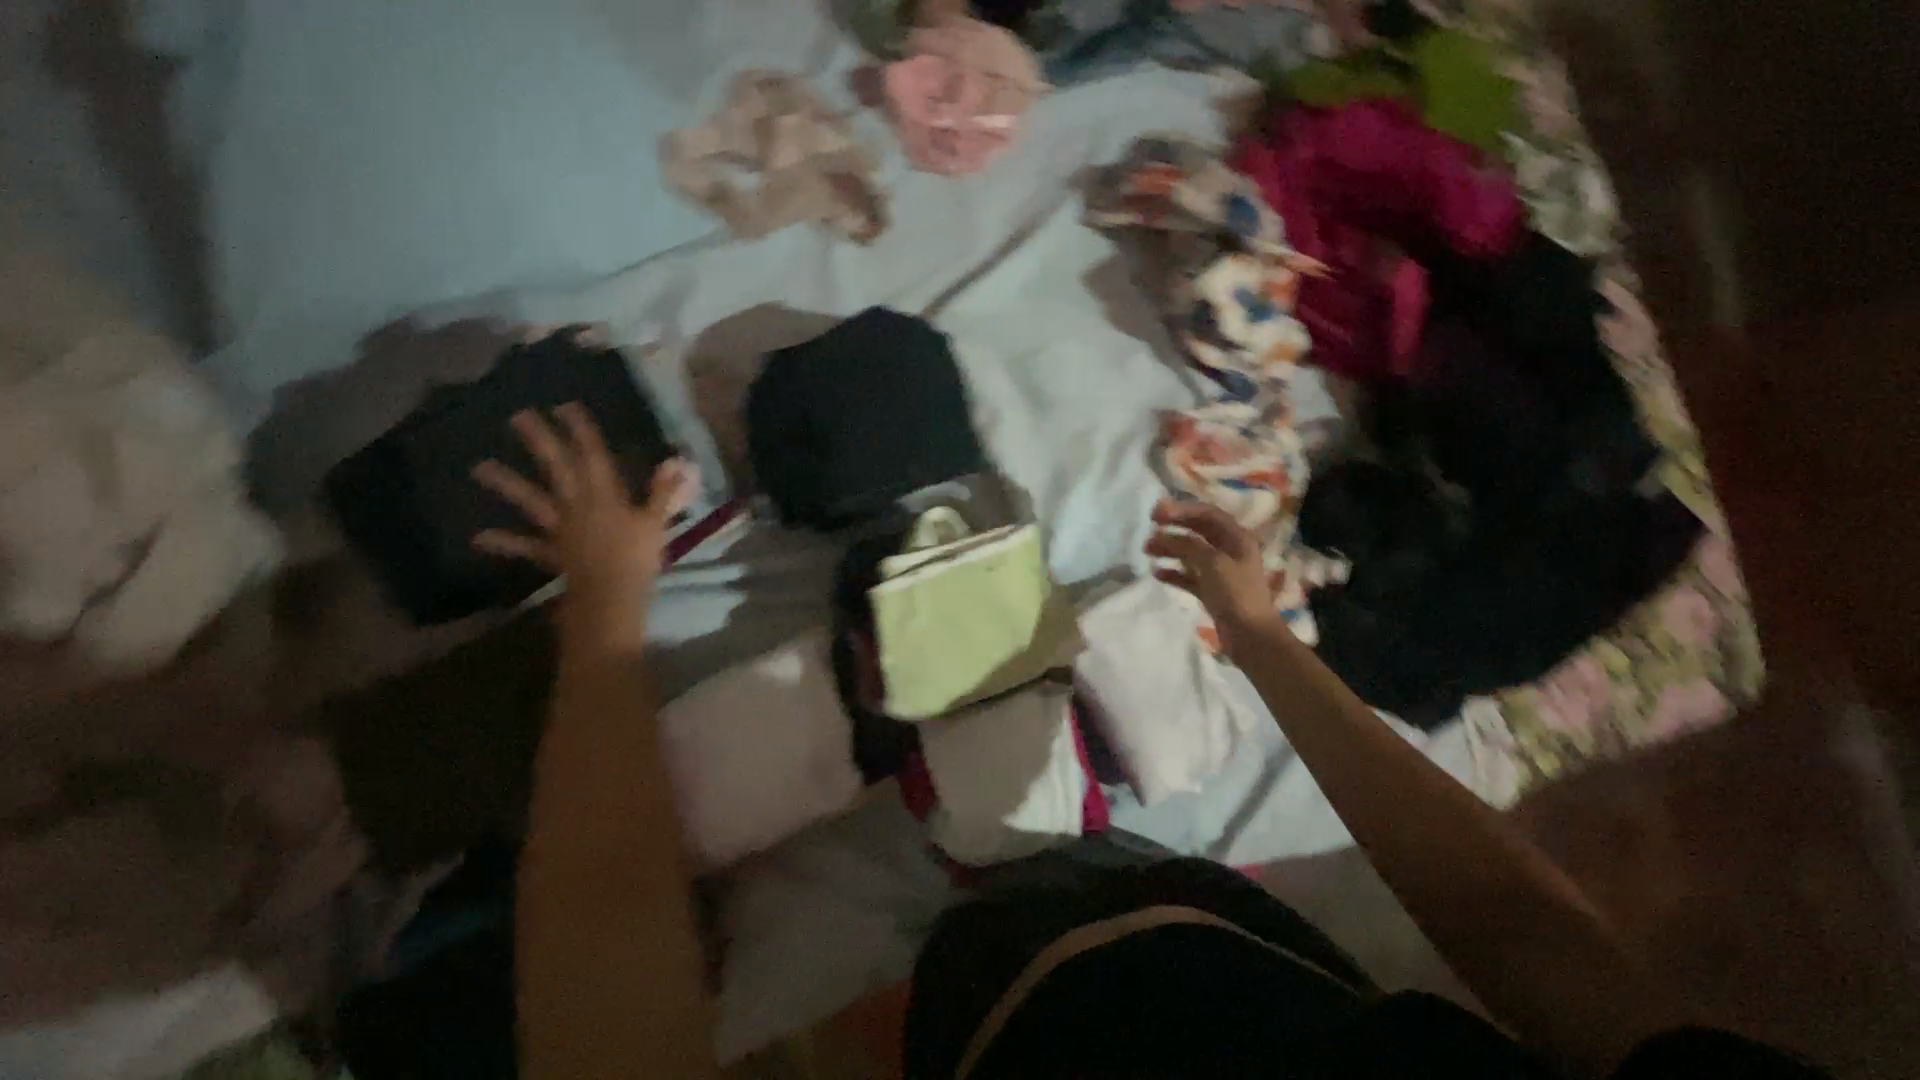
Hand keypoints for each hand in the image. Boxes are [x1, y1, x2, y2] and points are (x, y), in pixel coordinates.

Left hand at [472, 403, 696, 644]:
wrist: (611, 596)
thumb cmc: (638, 556)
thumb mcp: (657, 521)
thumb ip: (664, 491)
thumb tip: (679, 461)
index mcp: (605, 494)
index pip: (593, 455)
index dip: (580, 430)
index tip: (565, 406)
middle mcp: (577, 504)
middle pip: (557, 467)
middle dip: (540, 441)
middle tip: (518, 416)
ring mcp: (560, 528)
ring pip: (531, 501)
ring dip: (506, 484)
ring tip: (479, 467)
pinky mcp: (550, 552)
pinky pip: (525, 545)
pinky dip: (504, 542)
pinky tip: (480, 536)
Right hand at [1144, 498, 1285, 655]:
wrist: (1250, 636)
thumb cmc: (1236, 594)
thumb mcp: (1213, 563)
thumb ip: (1187, 545)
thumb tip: (1163, 535)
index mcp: (1237, 538)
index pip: (1207, 513)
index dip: (1181, 509)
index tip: (1157, 513)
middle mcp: (1229, 550)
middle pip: (1197, 531)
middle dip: (1173, 527)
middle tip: (1150, 527)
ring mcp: (1220, 572)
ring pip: (1190, 553)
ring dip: (1169, 548)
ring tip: (1147, 550)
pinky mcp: (1211, 591)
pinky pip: (1188, 576)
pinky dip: (1173, 572)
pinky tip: (1157, 573)